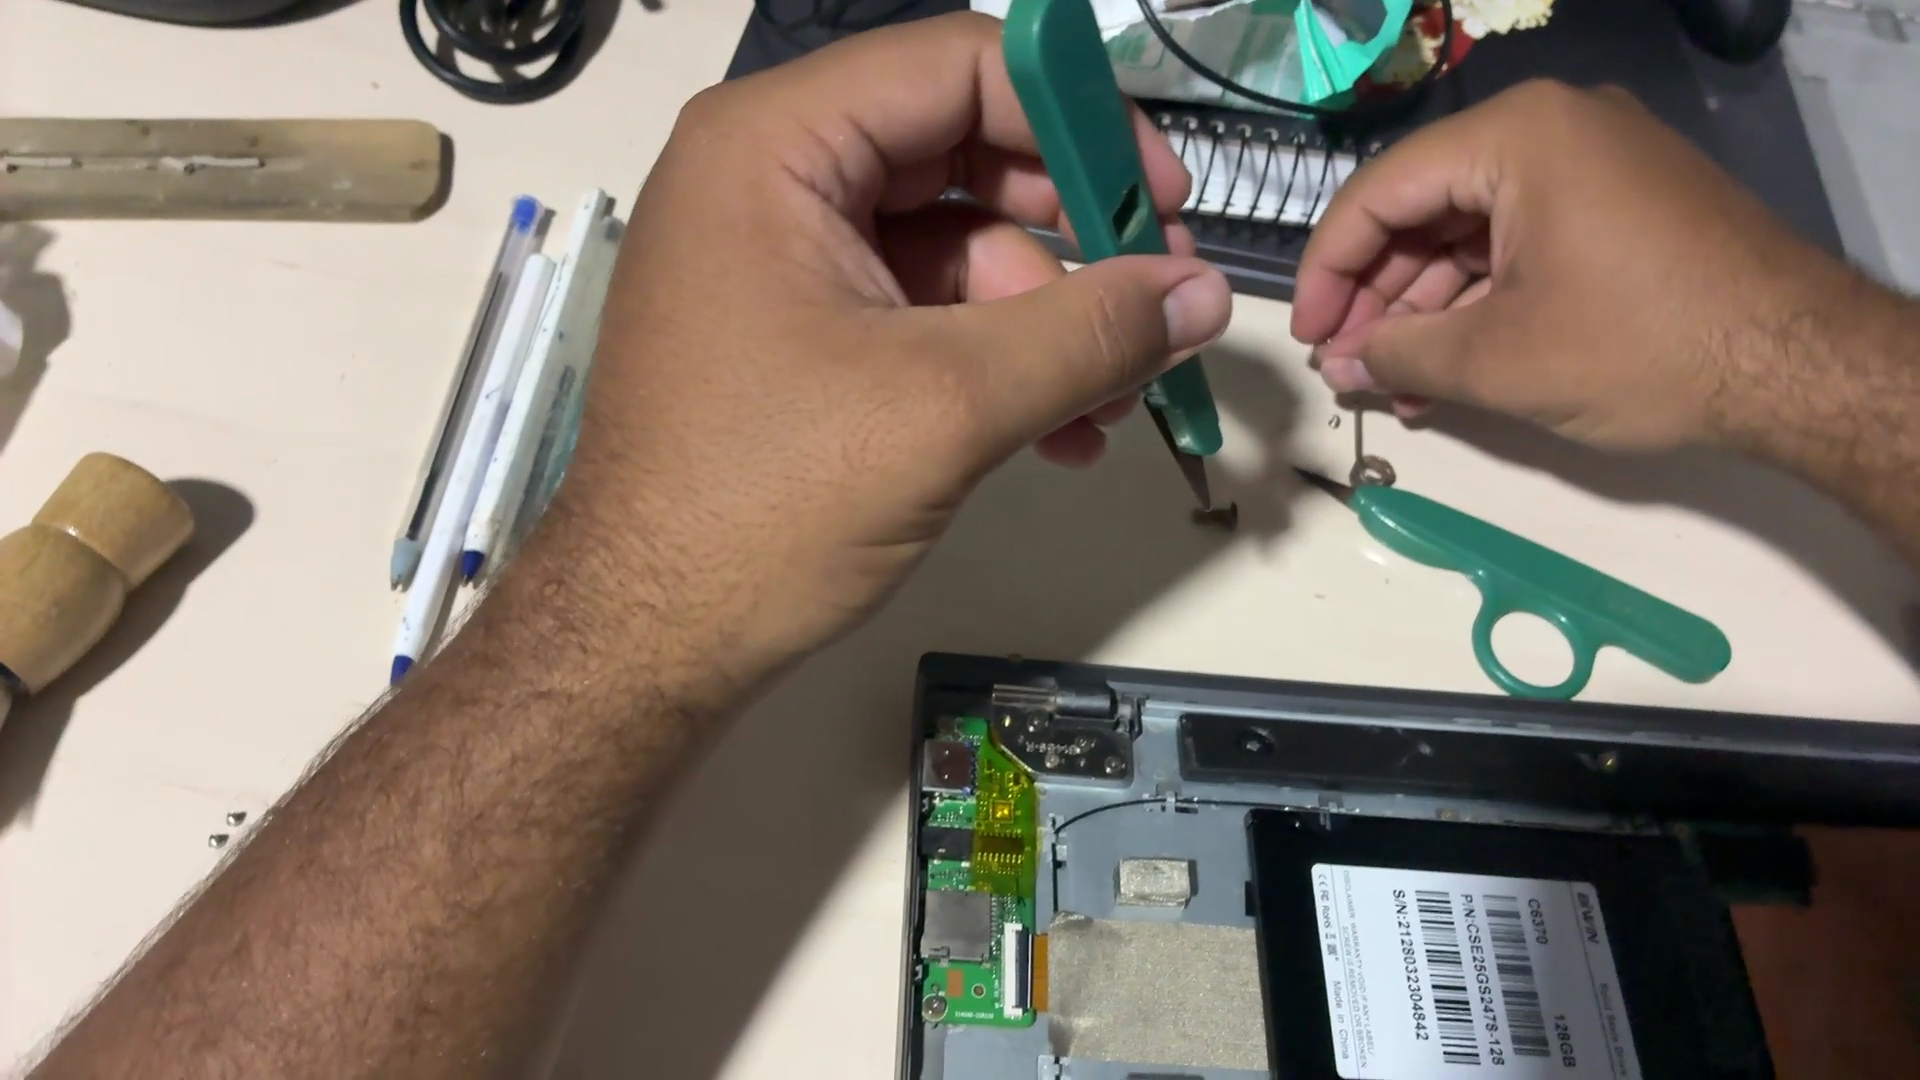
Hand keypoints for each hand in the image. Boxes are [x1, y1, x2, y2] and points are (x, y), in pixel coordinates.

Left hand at [545, 13, 1230, 699]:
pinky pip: (921, 328)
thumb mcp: (945, 407)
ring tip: (1109, 407)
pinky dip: (994, 372)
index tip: (1162, 201)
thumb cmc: (773, 505)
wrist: (654, 638)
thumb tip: (1206, 297)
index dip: (1077, 120)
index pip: (957, 70)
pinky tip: (1057, 435)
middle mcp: (771, 191)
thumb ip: (1085, 337)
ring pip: (951, 263)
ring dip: (1043, 330)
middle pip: (960, 167)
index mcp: (775, 151)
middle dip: (1069, 243)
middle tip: (1152, 307)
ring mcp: (785, 277)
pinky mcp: (804, 351)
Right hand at [1291, 79, 1844, 451]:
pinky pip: (1501, 258)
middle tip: (1340, 365)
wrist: (1803, 370)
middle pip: (1413, 217)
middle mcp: (1544, 137)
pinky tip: (1432, 378)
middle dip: (1369, 301)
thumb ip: (1391, 355)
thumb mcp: (1488, 359)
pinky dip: (1460, 315)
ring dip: (1410, 319)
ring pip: (1452, 244)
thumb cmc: (1634, 347)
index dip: (1325, 272)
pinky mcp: (1599, 218)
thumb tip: (1336, 366)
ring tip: (1383, 386)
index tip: (1306, 335)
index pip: (1377, 197)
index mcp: (1515, 139)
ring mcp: (1577, 176)